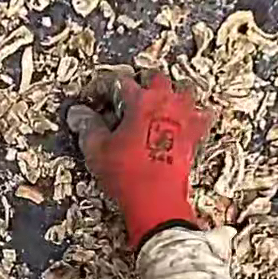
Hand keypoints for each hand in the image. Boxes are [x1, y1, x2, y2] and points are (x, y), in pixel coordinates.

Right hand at [65, 71, 216, 250]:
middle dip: (142, 85)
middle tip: (128, 98)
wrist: (156, 199)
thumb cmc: (128, 173)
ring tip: (156, 107)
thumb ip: (88, 127)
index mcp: (141, 100)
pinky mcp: (194, 138)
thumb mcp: (97, 149)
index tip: (95, 99)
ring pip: (182, 93)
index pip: (120, 83)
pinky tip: (181, 124)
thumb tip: (79, 114)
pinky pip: (198, 118)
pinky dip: (190, 118)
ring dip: (170, 97)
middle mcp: (167, 104)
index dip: (104, 90)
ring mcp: (184, 119)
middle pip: (156, 79)